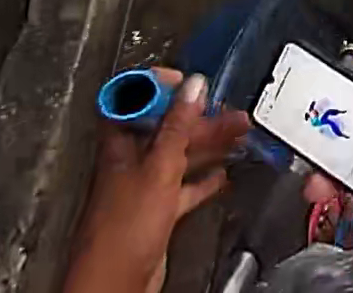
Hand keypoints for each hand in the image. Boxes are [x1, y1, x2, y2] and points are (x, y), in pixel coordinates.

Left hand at [64, 70, 251, 292]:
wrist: (115, 285)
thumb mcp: (158, 166)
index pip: (136, 95)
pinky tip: (221, 175)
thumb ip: (178, 125)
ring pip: (180, 154)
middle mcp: (133, 157)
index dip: (159, 84)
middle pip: (168, 125)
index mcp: (123, 138)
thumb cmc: (123, 228)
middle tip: (230, 110)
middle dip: (199, 116)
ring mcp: (145, 184)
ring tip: (238, 134)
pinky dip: (203, 179)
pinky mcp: (157, 210)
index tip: (186, 80)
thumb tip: (192, 85)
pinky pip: (184, 186)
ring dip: (208, 143)